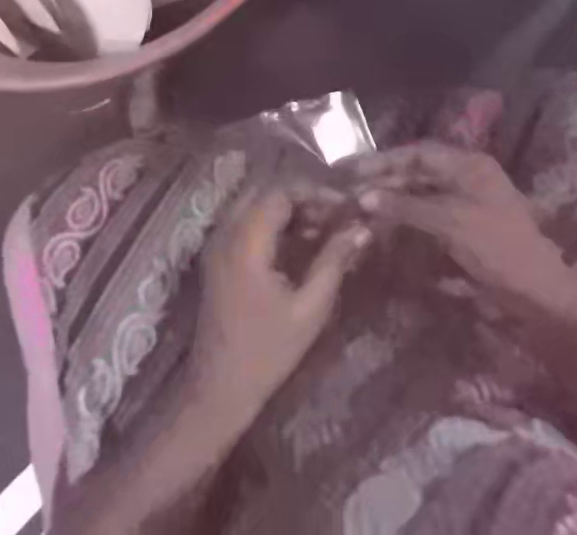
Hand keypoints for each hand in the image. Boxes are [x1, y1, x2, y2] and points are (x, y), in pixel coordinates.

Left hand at [190, 183, 369, 420]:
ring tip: (321, 228)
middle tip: (334, 216)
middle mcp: (224, 234)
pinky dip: (268, 221)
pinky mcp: (216, 255)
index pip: (278, 194)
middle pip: (262, 192)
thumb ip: (333, 262)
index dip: (313, 193)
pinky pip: (242, 221)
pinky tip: (296, 241)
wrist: (221, 384)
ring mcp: (216, 243)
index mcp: (245, 243)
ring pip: (250, 204)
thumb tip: (361, 229)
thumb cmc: (269, 351)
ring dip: (284, 208)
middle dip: (299, 197)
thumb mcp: (309, 309)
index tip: (344, 206)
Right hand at [340, 142, 570, 305]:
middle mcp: (467, 177)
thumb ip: (404, 206)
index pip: (417, 153)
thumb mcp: (449, 222)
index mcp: (469, 166)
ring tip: (360, 203)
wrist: (542, 295)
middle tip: (349, 187)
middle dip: (383, 178)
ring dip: (391, 196)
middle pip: (416, 170)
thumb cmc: (498, 249)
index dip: (382, 159)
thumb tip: (362, 196)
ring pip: (419, 191)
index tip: (352, 169)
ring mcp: (466, 202)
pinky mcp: (464, 225)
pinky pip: (427, 211)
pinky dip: (404, 213)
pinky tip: (383, 220)